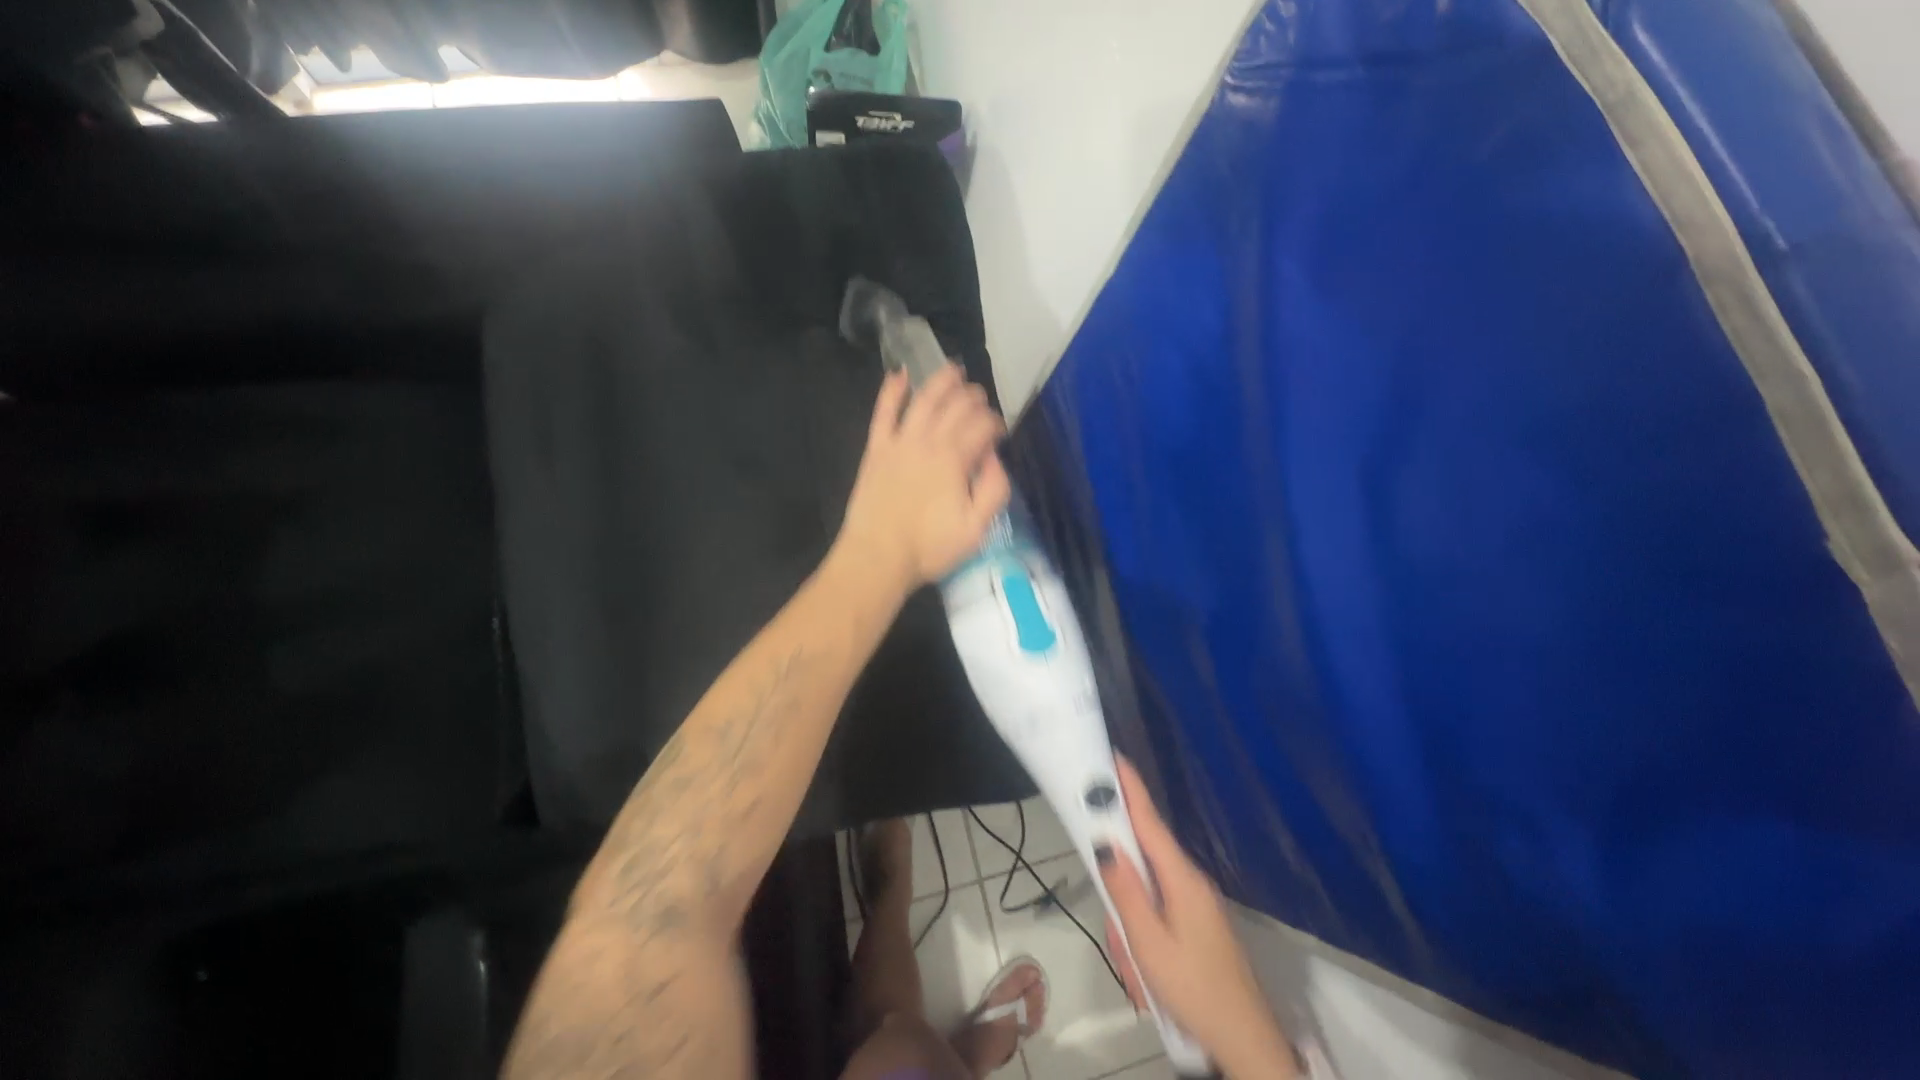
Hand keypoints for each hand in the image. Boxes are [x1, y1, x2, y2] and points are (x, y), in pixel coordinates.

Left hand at [837, 364, 1009, 588]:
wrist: (877, 557)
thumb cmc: (930, 548)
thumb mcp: (977, 528)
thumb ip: (994, 489)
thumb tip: (994, 458)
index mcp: (955, 460)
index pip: (982, 426)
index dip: (995, 422)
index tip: (1000, 430)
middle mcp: (929, 442)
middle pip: (956, 407)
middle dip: (973, 398)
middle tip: (981, 398)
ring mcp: (899, 442)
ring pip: (924, 400)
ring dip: (941, 382)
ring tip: (954, 370)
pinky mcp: (876, 450)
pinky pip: (884, 412)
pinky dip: (892, 390)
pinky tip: (900, 375)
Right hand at [1099, 756, 1296, 1079]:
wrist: (1244, 1037)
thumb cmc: (1193, 986)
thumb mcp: (1148, 942)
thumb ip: (1125, 890)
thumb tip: (1105, 843)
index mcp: (1181, 878)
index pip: (1149, 821)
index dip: (1130, 789)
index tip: (1112, 758)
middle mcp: (1191, 881)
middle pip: (1140, 865)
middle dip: (1121, 900)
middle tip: (1124, 943)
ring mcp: (1196, 904)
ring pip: (1146, 897)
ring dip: (1133, 932)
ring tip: (1142, 976)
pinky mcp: (1198, 924)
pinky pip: (1158, 917)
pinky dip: (1145, 941)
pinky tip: (1149, 976)